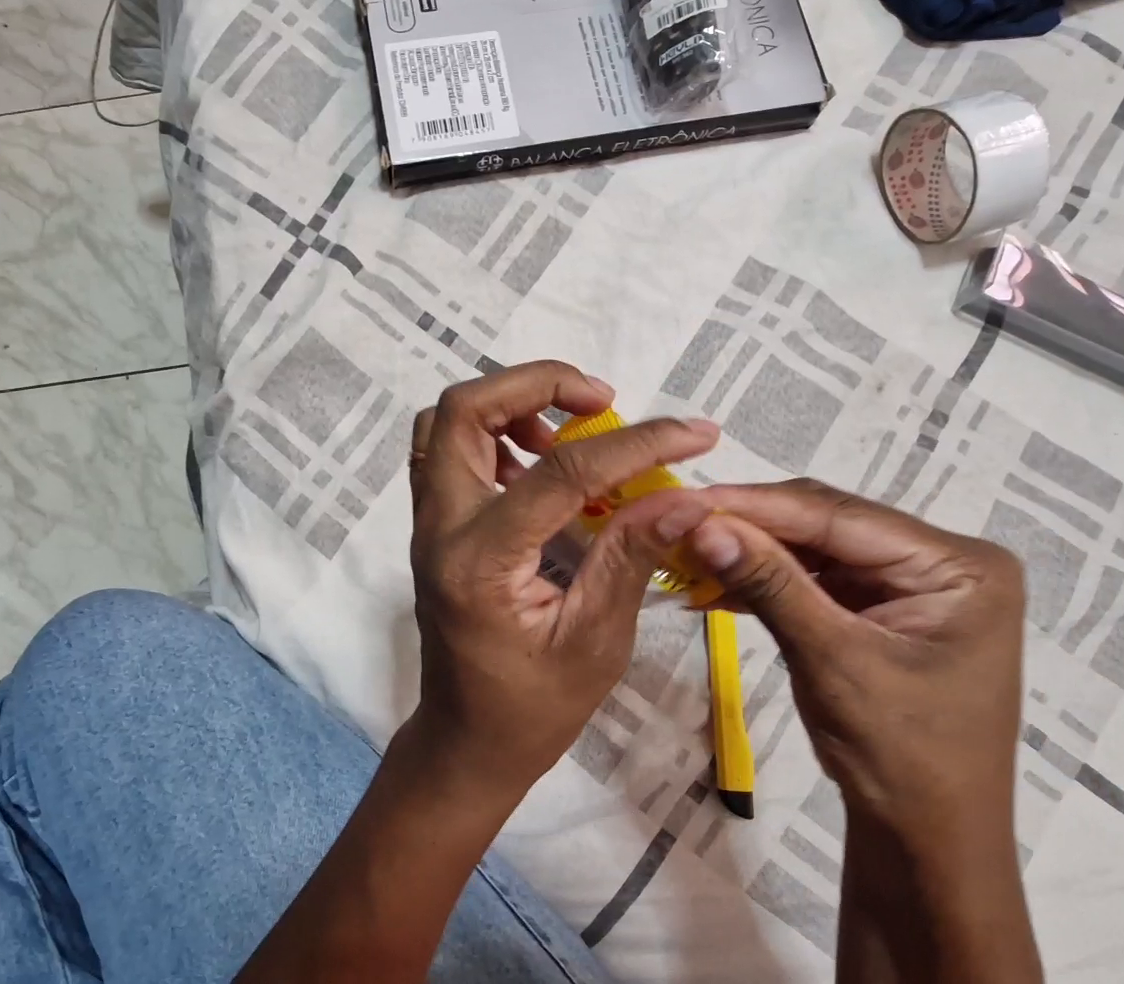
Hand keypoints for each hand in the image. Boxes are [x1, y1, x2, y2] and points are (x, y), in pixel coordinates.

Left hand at [405, 361, 719, 792]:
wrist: (466, 740)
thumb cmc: (532, 708)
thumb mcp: (595, 641)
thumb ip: (632, 556)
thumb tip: (688, 493)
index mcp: (479, 561)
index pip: (557, 473)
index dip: (634, 443)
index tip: (695, 432)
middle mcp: (440, 528)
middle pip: (462, 411)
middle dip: (535, 385)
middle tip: (601, 401)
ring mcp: (428, 524)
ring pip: (446, 423)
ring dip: (509, 405)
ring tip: (571, 432)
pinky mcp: (435, 527)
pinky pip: (449, 452)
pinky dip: (495, 436)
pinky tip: (543, 467)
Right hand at [684, 478, 1024, 829]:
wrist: (927, 836)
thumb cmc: (901, 753)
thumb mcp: (833, 660)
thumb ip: (770, 584)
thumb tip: (703, 525)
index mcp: (959, 566)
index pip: (841, 516)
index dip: (758, 505)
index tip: (688, 499)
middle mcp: (941, 561)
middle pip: (827, 525)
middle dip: (751, 526)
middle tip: (680, 521)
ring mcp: (911, 585)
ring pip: (813, 548)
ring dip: (751, 553)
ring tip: (686, 551)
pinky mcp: (881, 608)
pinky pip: (813, 579)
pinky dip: (765, 582)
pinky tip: (714, 584)